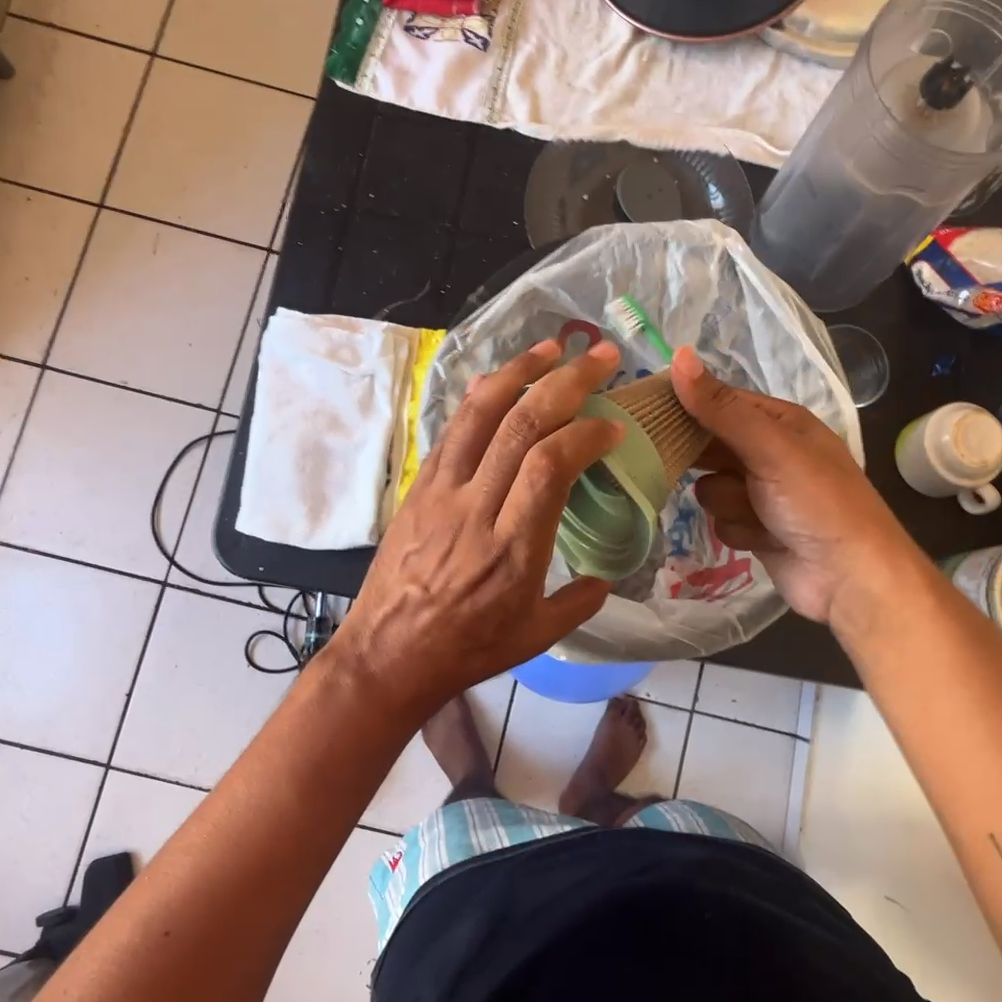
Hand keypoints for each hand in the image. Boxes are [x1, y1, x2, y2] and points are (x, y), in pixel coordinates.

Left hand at [329, 339, 625, 715]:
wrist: (389, 654)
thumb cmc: (467, 649)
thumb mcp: (537, 636)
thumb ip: (579, 602)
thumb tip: (606, 577)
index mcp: (512, 548)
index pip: (551, 466)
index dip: (586, 433)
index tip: (613, 425)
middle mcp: (476, 509)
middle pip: (521, 425)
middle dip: (567, 381)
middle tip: (601, 356)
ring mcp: (441, 492)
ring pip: (479, 414)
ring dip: (519, 372)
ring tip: (553, 347)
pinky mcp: (419, 487)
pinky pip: (452, 431)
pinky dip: (480, 398)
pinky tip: (500, 381)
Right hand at [671, 346, 912, 625]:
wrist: (850, 577)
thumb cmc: (818, 502)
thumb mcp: (771, 448)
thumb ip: (721, 409)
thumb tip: (678, 357)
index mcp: (781, 422)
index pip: (720, 403)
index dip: (688, 408)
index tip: (649, 416)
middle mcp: (770, 454)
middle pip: (709, 449)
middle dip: (706, 465)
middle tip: (688, 467)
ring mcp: (762, 495)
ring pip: (711, 490)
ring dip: (730, 505)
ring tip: (760, 514)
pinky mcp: (756, 530)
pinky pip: (722, 523)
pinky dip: (740, 533)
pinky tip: (765, 539)